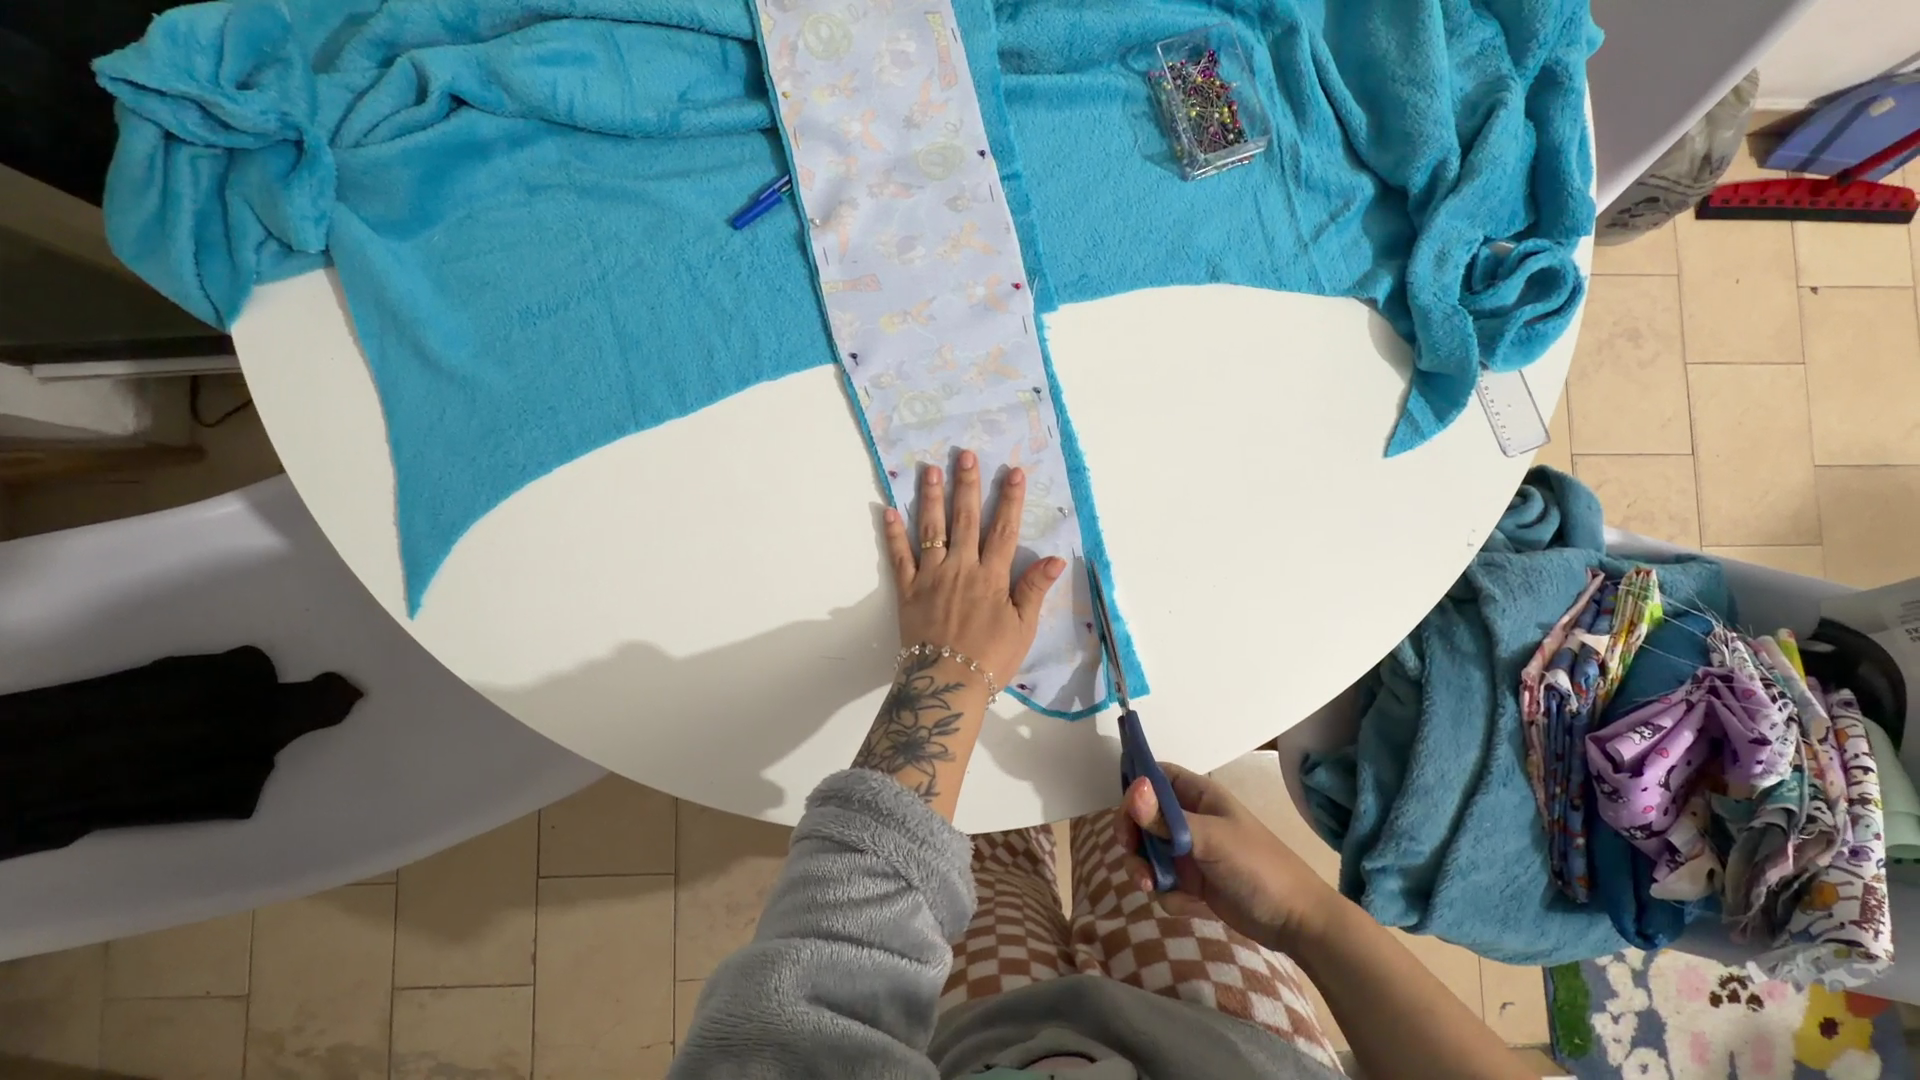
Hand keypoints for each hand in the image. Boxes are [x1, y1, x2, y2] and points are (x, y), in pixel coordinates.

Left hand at [882, 451, 1064, 684]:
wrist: (946, 682)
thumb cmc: (990, 658)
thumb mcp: (1023, 628)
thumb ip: (1034, 589)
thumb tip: (1054, 558)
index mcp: (991, 576)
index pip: (1003, 530)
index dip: (1010, 500)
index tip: (1014, 472)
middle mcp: (961, 567)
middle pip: (965, 519)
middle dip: (967, 485)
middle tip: (965, 455)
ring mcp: (931, 576)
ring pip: (931, 529)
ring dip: (931, 497)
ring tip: (931, 469)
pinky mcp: (907, 590)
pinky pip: (898, 556)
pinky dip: (892, 533)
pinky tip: (888, 511)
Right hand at [1116, 763, 1344, 952]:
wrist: (1296, 922)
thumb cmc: (1258, 867)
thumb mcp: (1212, 840)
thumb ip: (1169, 819)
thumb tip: (1134, 789)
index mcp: (1200, 796)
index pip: (1156, 777)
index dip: (1136, 790)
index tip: (1127, 814)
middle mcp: (1191, 819)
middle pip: (1144, 817)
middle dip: (1134, 836)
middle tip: (1130, 851)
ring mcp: (1192, 852)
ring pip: (1149, 852)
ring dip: (1144, 868)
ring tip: (1151, 886)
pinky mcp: (1193, 883)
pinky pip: (1164, 882)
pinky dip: (1168, 893)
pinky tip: (1187, 904)